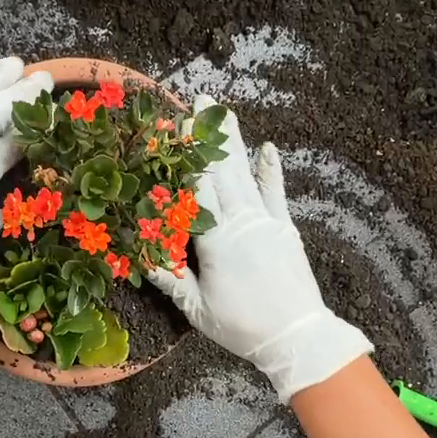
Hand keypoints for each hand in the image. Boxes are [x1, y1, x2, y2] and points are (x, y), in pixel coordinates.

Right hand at [154, 97, 372, 401]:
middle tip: (199, 101)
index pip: (196, 188)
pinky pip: (275, 193)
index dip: (184, 157)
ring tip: (225, 111)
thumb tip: (140, 256)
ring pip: (246, 174)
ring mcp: (266, 222)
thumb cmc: (241, 326)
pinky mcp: (284, 229)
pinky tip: (268, 148)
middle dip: (209, 135)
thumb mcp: (197, 308)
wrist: (296, 336)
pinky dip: (270, 170)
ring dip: (235, 142)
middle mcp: (241, 222)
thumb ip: (170, 278)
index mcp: (215, 240)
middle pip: (222, 171)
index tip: (174, 128)